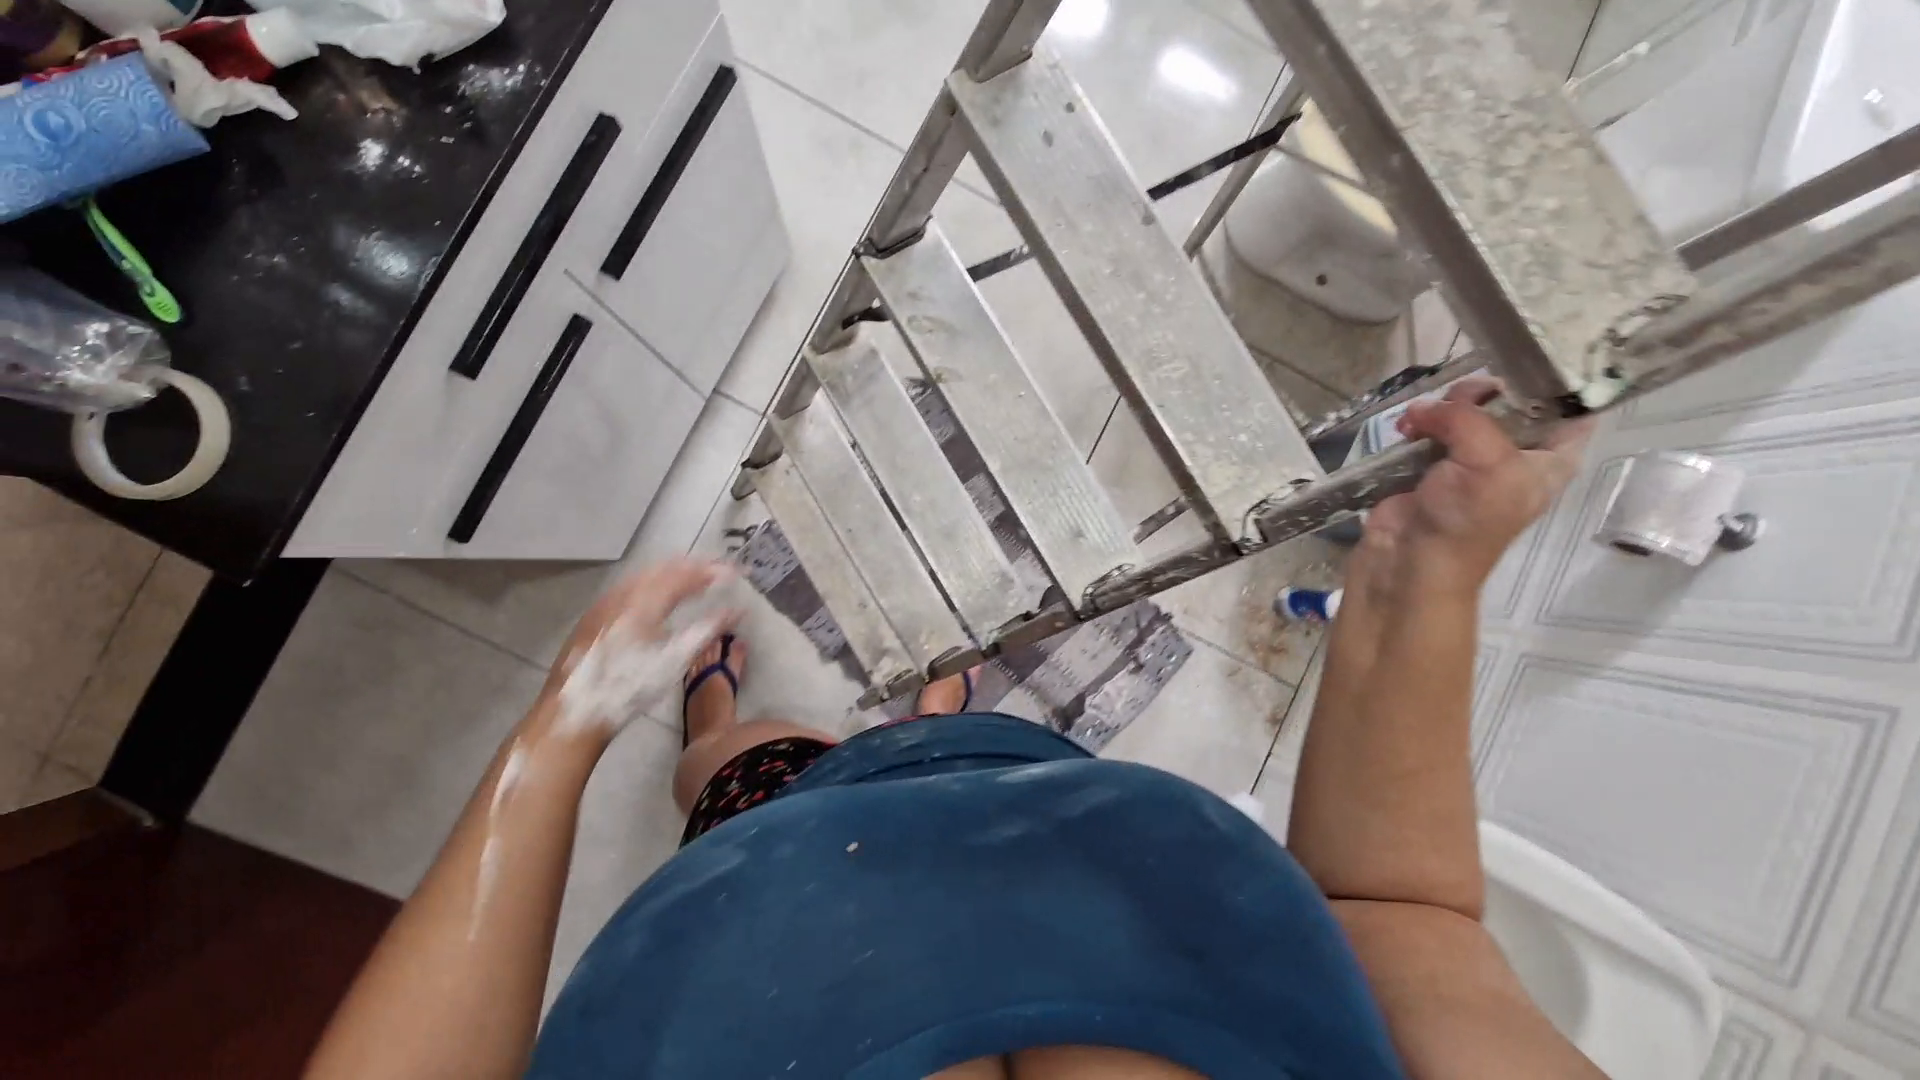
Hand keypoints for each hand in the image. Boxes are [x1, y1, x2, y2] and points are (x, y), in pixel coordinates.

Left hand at [526, 558, 739, 747]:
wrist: (574, 710)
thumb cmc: (630, 686)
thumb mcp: (675, 660)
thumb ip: (708, 630)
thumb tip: (738, 610)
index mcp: (645, 600)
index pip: (686, 573)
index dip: (713, 570)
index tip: (736, 572)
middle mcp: (623, 593)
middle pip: (663, 567)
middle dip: (693, 566)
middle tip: (717, 571)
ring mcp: (604, 603)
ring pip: (643, 576)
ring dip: (672, 573)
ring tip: (692, 580)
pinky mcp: (594, 616)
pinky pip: (629, 587)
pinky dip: (652, 585)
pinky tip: (657, 599)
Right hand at [1362, 377, 1593, 585]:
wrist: (1409, 559)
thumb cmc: (1465, 519)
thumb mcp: (1489, 463)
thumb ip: (1470, 419)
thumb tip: (1426, 408)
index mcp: (1551, 458)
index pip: (1573, 407)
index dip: (1559, 379)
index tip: (1531, 353)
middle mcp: (1516, 453)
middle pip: (1511, 399)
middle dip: (1484, 390)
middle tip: (1462, 396)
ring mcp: (1471, 457)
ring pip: (1467, 408)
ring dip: (1442, 406)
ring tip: (1421, 417)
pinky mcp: (1431, 461)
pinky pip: (1431, 425)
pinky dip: (1417, 420)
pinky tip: (1405, 427)